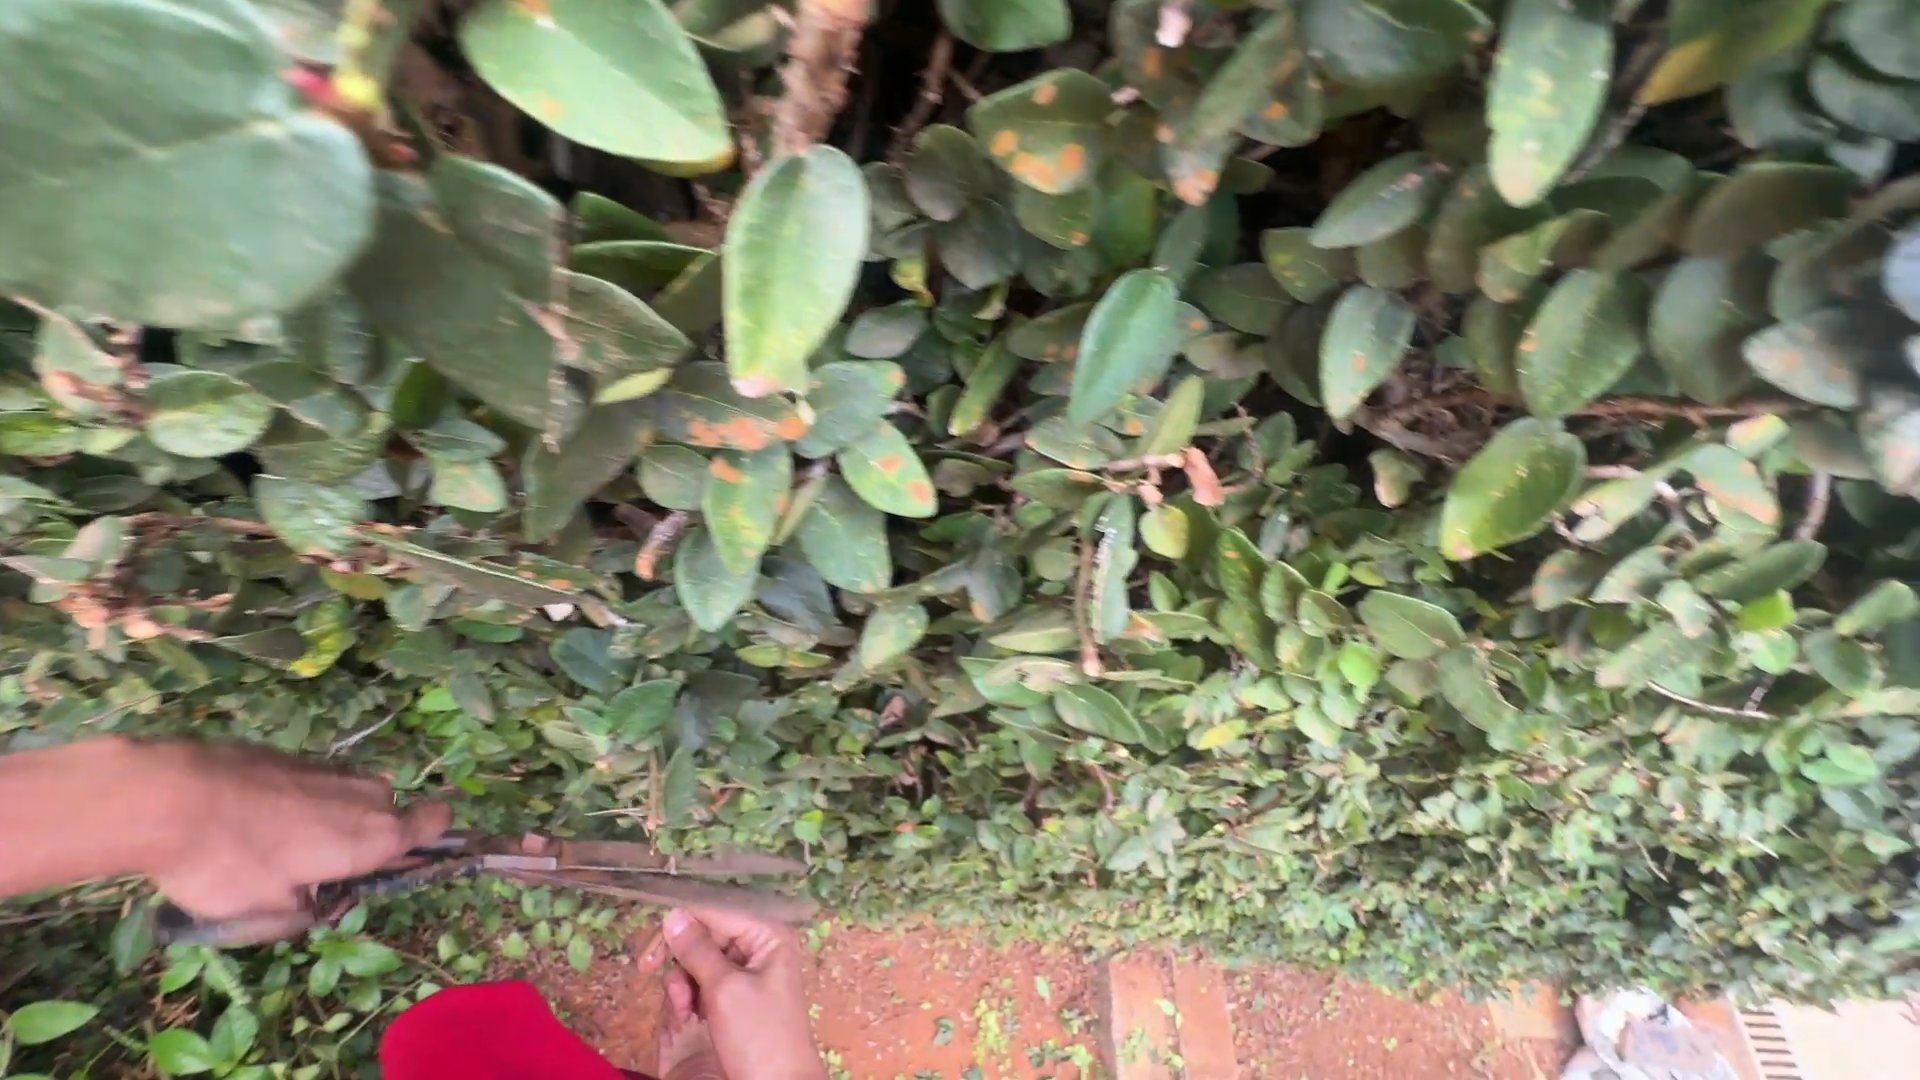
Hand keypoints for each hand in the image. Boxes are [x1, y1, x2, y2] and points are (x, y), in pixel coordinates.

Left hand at [136, 739, 449, 921]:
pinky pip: (318, 787)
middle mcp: (373, 798)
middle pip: (388, 815)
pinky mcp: (303, 759)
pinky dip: (298, 803)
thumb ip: (302, 912)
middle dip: (361, 839)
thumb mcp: (261, 911)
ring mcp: (339, 773)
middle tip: (312, 867)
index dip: (426, 838)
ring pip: (351, 800)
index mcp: (378, 836)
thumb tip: (316, 903)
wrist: (173, 797)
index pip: (439, 820)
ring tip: (270, 845)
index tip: (391, 860)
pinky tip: (247, 821)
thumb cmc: (230, 862)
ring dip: (329, 820)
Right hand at [659, 907, 825, 1079]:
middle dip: (683, 966)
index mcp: (766, 933)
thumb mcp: (723, 990)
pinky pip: (708, 982)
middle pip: (706, 937)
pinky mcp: (740, 993)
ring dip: (686, 986)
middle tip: (674, 999)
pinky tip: (690, 1018)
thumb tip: (673, 914)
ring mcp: (751, 969)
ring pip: (702, 962)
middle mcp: (760, 944)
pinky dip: (694, 998)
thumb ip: (697, 951)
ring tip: (686, 1014)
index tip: (646, 959)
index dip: (678, 929)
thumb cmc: (758, 1037)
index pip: (714, 912)